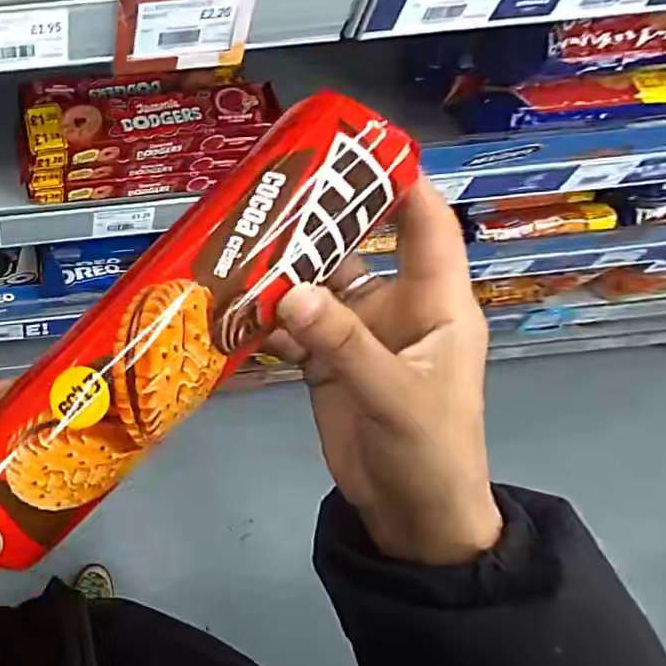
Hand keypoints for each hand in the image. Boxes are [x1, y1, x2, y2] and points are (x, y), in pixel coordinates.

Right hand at [265, 177, 500, 565]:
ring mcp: (355, 335)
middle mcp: (392, 308)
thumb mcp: (395, 396)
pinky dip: (264, 319)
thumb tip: (286, 290)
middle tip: (265, 199)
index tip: (358, 150)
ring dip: (279, 275)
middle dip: (314, 227)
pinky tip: (231, 308)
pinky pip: (291, 327)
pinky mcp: (324, 361)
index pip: (428, 227)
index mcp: (434, 304)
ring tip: (233, 250)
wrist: (410, 514)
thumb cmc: (430, 450)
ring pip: (313, 289)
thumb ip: (343, 343)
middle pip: (354, 251)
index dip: (402, 184)